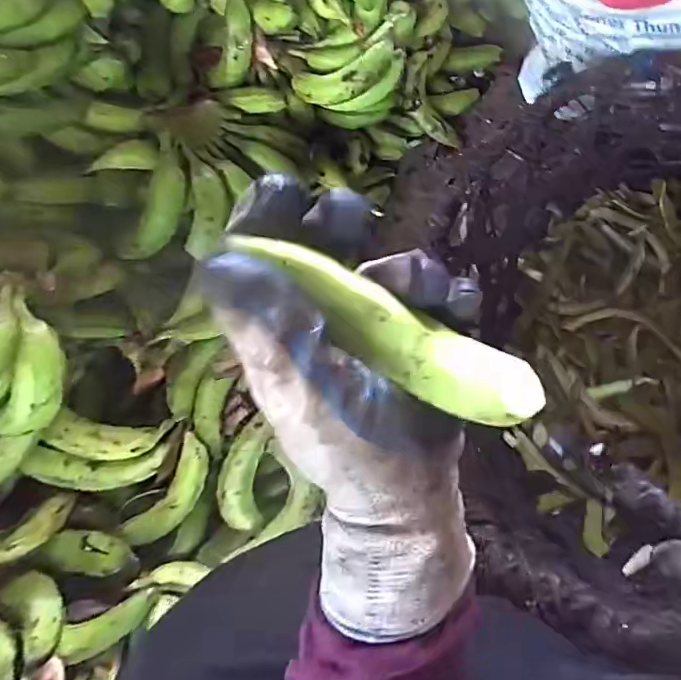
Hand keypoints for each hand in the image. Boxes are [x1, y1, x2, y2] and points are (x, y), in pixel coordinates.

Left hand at [196, 175, 478, 643]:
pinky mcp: (436, 331)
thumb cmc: (336, 444)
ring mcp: (392, 316)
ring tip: (413, 289)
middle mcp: (339, 306)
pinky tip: (455, 304)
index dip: (269, 214)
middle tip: (350, 216)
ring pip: (403, 264)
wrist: (401, 491)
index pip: (270, 251)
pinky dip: (457, 294)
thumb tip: (223, 258)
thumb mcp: (293, 387)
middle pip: (337, 240)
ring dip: (410, 267)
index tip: (284, 188)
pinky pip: (454, 297)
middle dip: (342, 218)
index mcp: (291, 317)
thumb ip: (266, 326)